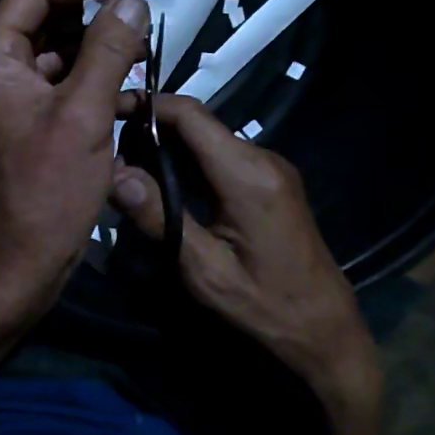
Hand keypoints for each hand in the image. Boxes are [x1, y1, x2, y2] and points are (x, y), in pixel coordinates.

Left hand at [0, 0, 148, 328]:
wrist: (24, 259)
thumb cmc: (48, 188)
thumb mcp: (85, 113)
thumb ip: (109, 50)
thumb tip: (132, 0)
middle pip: (50, 15)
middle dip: (99, 16)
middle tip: (146, 25)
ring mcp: (16, 94)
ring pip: (64, 49)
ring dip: (106, 51)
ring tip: (146, 62)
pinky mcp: (36, 118)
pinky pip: (69, 82)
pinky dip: (101, 83)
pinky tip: (136, 101)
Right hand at [111, 95, 380, 417]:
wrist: (324, 329)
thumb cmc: (263, 304)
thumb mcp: (203, 269)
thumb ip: (158, 217)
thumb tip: (114, 174)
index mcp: (247, 175)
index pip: (190, 115)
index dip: (148, 105)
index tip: (110, 113)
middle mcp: (262, 159)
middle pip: (196, 124)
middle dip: (151, 132)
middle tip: (111, 160)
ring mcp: (269, 168)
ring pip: (205, 140)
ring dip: (166, 149)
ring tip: (129, 176)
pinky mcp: (269, 181)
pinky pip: (218, 157)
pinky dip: (185, 164)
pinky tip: (163, 189)